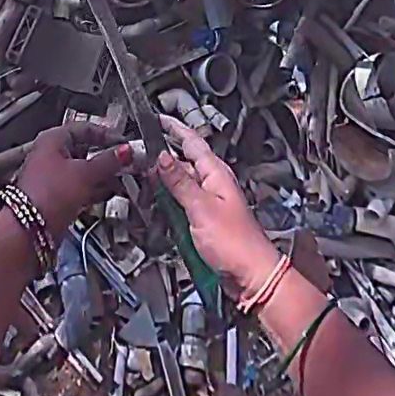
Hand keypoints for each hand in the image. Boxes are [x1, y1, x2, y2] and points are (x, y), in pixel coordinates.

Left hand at [13, 122, 134, 231]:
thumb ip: (108, 162)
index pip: (84, 128)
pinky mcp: (56, 198)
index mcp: (53, 140)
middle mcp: (51, 155)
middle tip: (127, 162)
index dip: (105, 134)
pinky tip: (110, 193)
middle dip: (106, 157)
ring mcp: (53, 178)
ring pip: (83, 171)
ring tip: (124, 178)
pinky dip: (95, 189)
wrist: (29, 232)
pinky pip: (80, 188)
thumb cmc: (51, 193)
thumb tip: (127, 151)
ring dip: (103, 175)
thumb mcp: (85, 174)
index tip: (124, 142)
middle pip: (84, 150)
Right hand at [152, 116, 282, 299]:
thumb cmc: (235, 243)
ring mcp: (210, 200)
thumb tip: (161, 157)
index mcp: (216, 172)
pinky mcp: (206, 218)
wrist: (253, 276)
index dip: (174, 128)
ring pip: (182, 181)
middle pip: (184, 160)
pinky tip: (160, 201)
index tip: (157, 118)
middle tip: (141, 151)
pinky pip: (184, 201)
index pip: (191, 141)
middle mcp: (213, 182)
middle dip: (163, 155)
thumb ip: (179, 181)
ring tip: (145, 176)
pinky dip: (170, 199)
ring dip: (165, 179)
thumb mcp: (200, 208)